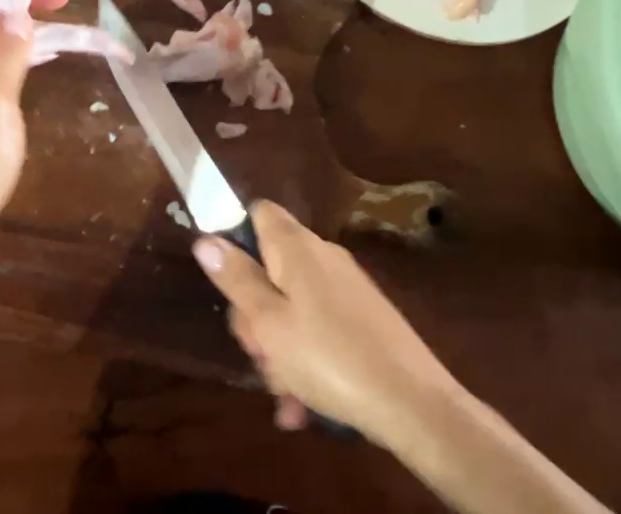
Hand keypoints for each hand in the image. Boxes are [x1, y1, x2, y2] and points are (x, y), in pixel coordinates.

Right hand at [193, 201, 460, 439]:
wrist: (414, 406)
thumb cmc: (328, 358)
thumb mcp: (268, 323)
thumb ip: (236, 279)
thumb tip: (206, 238)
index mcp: (296, 248)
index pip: (258, 213)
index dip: (234, 236)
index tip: (226, 280)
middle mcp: (323, 258)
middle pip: (270, 267)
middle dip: (254, 313)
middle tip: (257, 351)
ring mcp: (346, 290)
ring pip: (292, 308)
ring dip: (278, 348)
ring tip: (284, 392)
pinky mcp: (363, 321)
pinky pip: (319, 332)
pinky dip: (306, 362)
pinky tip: (302, 406)